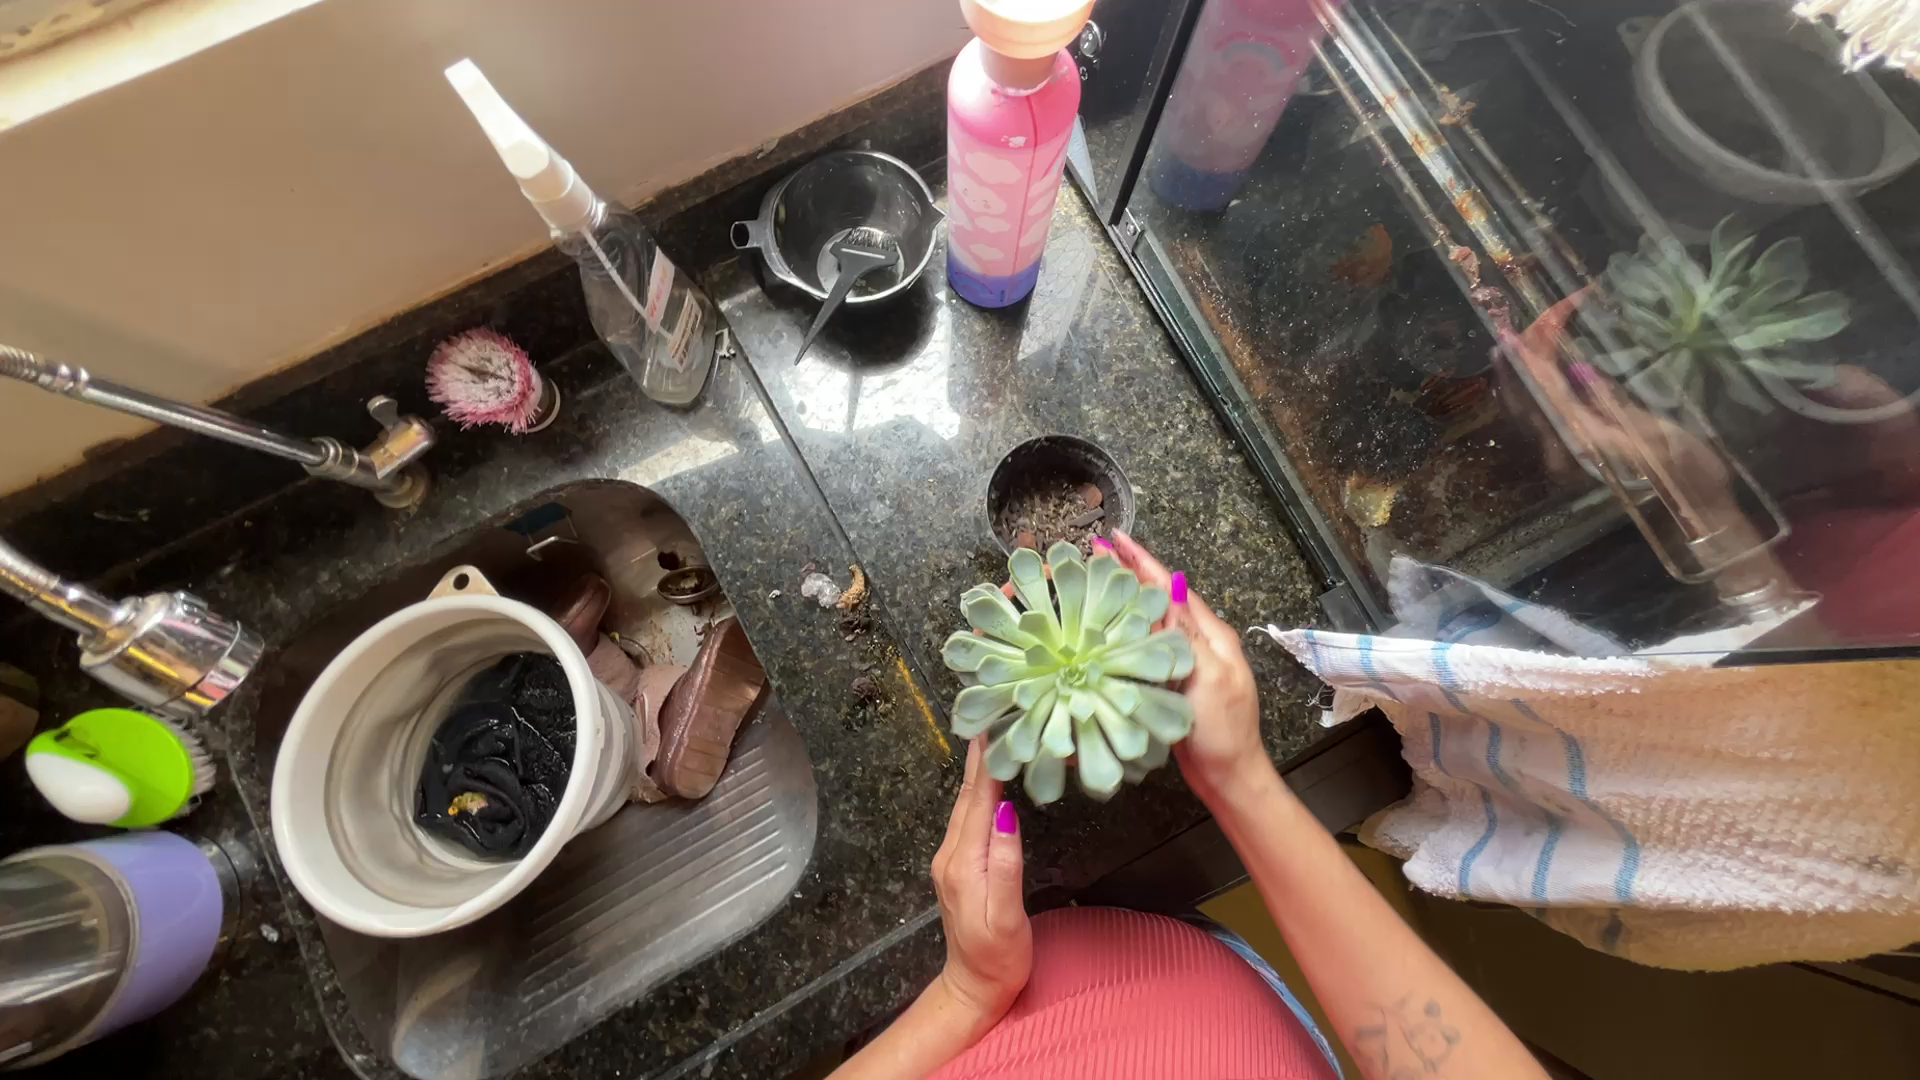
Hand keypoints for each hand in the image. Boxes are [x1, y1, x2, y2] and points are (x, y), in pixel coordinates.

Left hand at [929, 738, 1031, 1028]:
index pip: (978, 800)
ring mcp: (951, 857)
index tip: (993, 726)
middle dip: (980, 755)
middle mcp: (951, 853)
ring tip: (991, 736)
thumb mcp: (1006, 915)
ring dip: (979, 769)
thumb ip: (1005, 863)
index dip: (986, 762)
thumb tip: (1007, 812)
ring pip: (966, 803)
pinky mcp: (957, 864)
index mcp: (963, 861)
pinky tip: (988, 778)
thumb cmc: (998, 958)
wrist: (973, 989)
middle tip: (992, 716)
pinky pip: (968, 816)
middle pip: (968, 795)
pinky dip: (979, 790)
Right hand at [1107, 531, 1275, 807]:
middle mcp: (1198, 641)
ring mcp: (1185, 661)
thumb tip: (1170, 589)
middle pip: (1160, 597)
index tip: (1115, 538)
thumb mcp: (1209, 679)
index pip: (1171, 586)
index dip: (1142, 561)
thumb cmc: (1222, 732)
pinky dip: (1125, 630)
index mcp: (1211, 635)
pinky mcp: (1171, 680)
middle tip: (1095, 555)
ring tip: (1094, 582)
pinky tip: (1105, 629)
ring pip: (1151, 619)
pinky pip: (1145, 646)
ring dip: (1125, 598)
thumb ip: (1187, 635)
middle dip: (1130, 572)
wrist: (1229, 777)